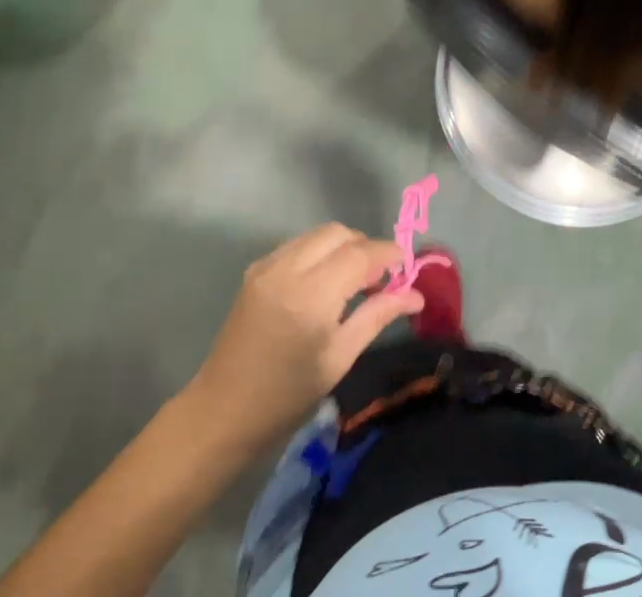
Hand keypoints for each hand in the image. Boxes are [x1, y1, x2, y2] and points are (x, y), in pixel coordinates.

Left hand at [186, 224, 423, 446]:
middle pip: (337, 233)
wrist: (225, 408)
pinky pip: (296, 246)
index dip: (387, 254)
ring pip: (316, 235)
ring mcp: (266, 266)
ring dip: (342, 247)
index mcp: (312, 295)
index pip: (359, 254)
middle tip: (380, 279)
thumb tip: (416, 295)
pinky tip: (325, 283)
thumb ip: (377, 316)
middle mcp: (287, 269)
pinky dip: (318, 253)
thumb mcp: (340, 357)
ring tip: (355, 282)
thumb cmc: (288, 393)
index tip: (407, 266)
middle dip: (365, 247)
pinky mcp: (255, 271)